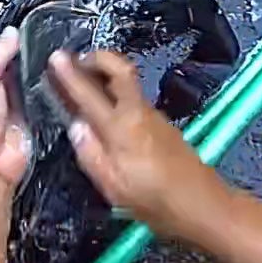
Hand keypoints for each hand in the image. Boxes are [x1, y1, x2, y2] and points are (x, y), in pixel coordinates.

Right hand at [47, 50, 235, 242]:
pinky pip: (133, 99)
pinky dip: (116, 94)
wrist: (205, 205)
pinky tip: (107, 112)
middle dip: (97, 57)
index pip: (90, 92)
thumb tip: (76, 126)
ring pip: (127, 83)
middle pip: (120, 68)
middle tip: (77, 60)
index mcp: (121, 127)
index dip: (70, 73)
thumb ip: (91, 154)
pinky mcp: (162, 124)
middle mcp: (138, 113)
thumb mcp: (114, 188)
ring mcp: (153, 116)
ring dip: (106, 75)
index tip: (56, 57)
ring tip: (85, 82)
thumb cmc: (156, 201)